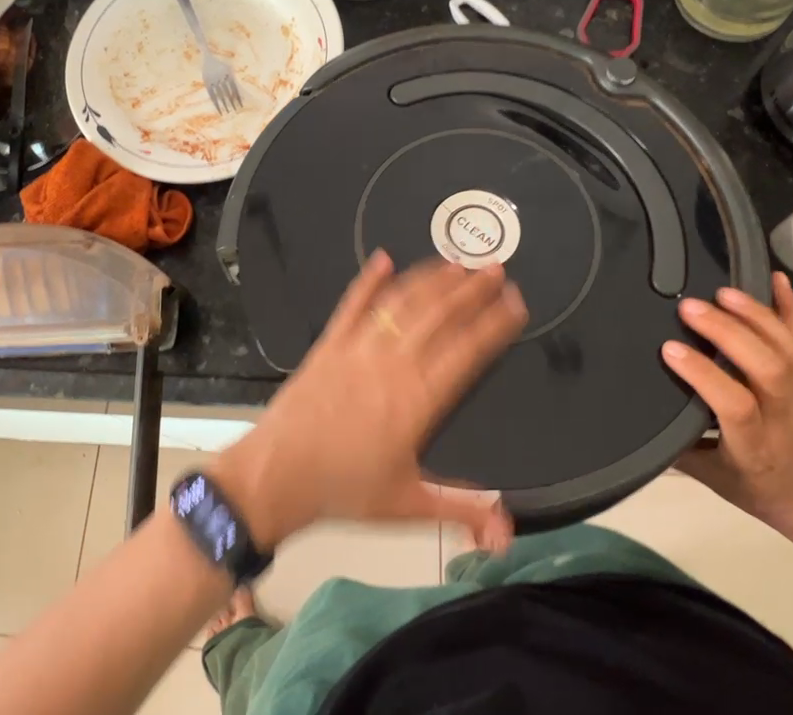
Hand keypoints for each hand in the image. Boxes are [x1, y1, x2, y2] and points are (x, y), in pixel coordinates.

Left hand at [212, 252, 526, 551]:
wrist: (276, 477)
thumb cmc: (344, 491)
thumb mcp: (407, 506)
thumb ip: (461, 511)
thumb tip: (508, 533)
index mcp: (418, 399)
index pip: (467, 351)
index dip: (494, 324)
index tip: (516, 302)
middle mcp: (392, 364)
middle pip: (439, 316)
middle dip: (471, 290)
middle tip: (496, 269)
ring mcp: (357, 349)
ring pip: (401, 304)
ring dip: (431, 280)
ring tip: (456, 263)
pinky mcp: (328, 345)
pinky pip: (352, 305)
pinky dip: (369, 281)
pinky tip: (384, 259)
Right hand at [663, 273, 792, 541]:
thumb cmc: (758, 490)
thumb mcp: (712, 478)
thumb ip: (677, 448)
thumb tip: (635, 415)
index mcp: (754, 445)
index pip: (735, 404)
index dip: (704, 374)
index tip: (669, 350)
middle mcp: (782, 413)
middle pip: (766, 366)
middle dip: (729, 332)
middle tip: (689, 307)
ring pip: (786, 348)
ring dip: (755, 315)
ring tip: (721, 291)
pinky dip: (790, 306)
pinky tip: (773, 278)